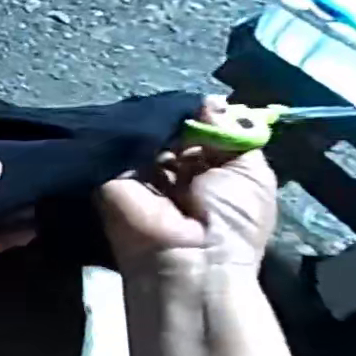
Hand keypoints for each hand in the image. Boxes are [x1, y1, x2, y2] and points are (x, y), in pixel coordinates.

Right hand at [98, 97, 278, 273]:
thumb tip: (211, 100)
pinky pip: (112, 146)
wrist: (186, 255)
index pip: (197, 129)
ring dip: (146, 123)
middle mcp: (167, 166)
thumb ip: (231, 134)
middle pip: (167, 128)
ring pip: (139, 133)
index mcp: (204, 166)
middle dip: (173, 116)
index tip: (202, 103)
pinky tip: (128, 125)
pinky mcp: (104, 174)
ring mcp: (134, 170)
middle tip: (178, 107)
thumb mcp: (250, 172)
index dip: (201, 115)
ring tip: (153, 113)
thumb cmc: (230, 220)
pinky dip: (120, 134)